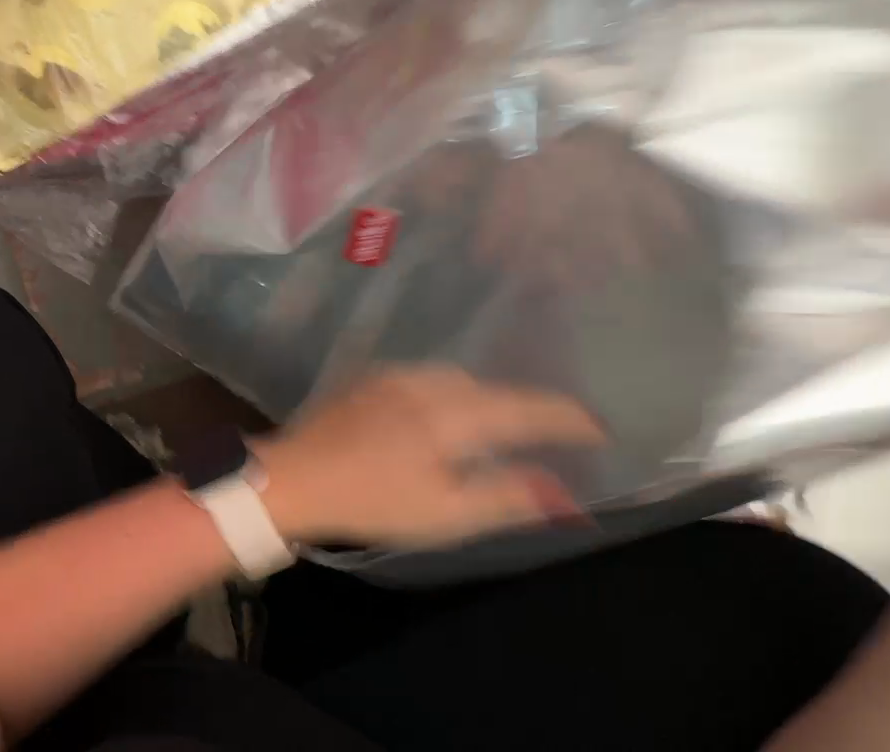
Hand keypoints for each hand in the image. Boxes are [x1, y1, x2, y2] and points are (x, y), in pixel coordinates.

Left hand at [252, 366, 606, 549]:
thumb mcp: (446, 512)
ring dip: (484, 395)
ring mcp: (389, 377)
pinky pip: (423, 377)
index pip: (525, 406)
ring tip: (501, 422)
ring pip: (454, 377)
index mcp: (450, 414)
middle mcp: (423, 383)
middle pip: (489, 386)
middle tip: (551, 429)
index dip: (567, 417)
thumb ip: (507, 497)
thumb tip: (563, 491)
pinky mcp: (365, 380)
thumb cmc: (371, 501)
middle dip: (524, 404)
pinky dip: (448, 391)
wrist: (291, 478)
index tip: (598, 429)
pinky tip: (444, 413)